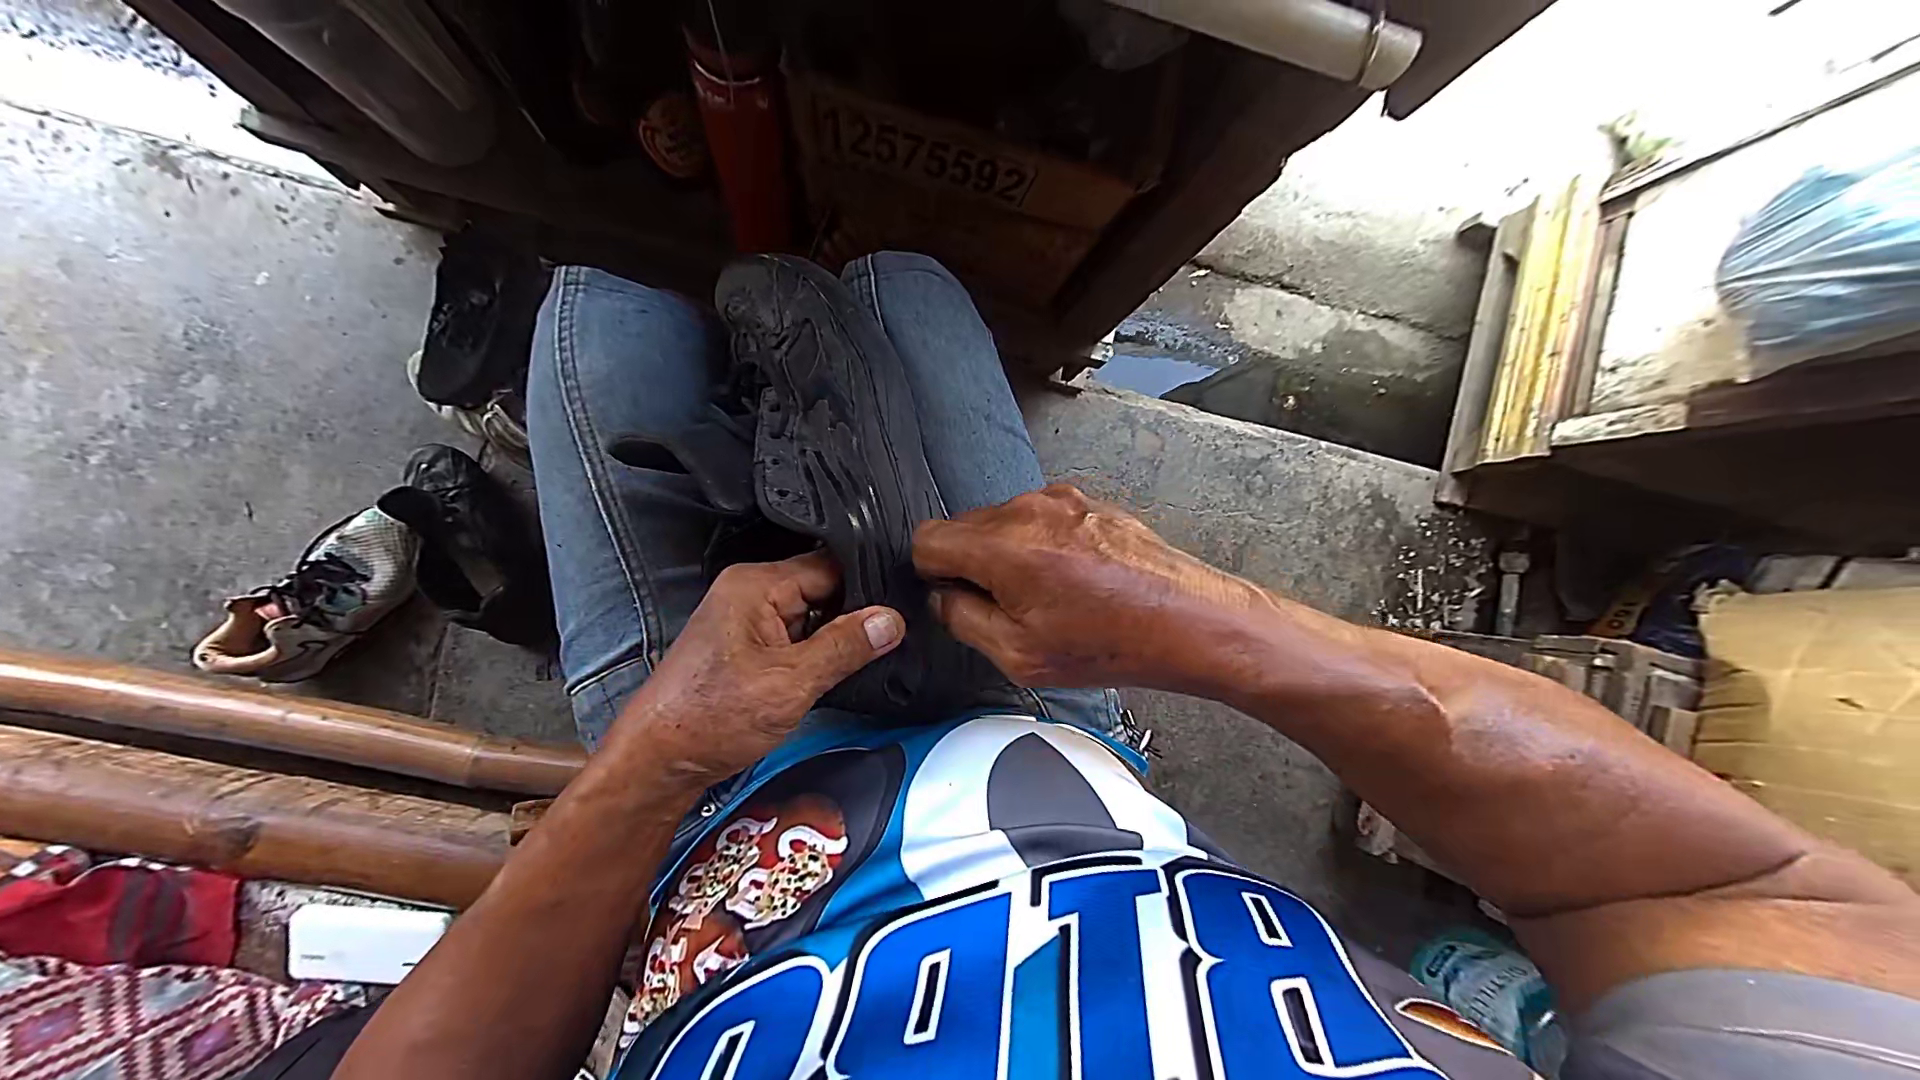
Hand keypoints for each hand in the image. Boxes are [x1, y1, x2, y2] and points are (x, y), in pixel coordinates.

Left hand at [608, 551, 902, 785]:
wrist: (661, 762)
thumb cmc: (706, 719)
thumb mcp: (791, 683)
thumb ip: (845, 647)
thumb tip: (889, 621)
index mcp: (756, 585)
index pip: (831, 566)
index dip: (866, 591)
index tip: (893, 616)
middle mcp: (751, 593)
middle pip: (825, 589)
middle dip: (852, 618)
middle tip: (875, 646)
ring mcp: (750, 619)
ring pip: (815, 616)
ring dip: (834, 641)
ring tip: (846, 665)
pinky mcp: (752, 645)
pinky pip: (799, 636)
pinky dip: (816, 655)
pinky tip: (824, 675)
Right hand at [912, 484, 1270, 694]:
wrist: (1186, 620)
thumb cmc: (1114, 640)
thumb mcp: (1019, 654)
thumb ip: (962, 619)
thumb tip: (942, 600)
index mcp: (1003, 547)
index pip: (926, 539)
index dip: (929, 573)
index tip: (947, 593)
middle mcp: (1027, 510)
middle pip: (962, 527)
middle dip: (968, 565)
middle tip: (1002, 606)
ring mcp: (1059, 500)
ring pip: (1000, 523)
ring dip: (1005, 555)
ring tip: (1044, 596)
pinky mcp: (1083, 501)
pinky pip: (1036, 519)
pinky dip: (1037, 546)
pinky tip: (1068, 581)